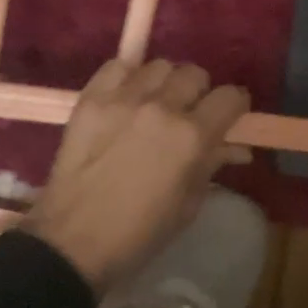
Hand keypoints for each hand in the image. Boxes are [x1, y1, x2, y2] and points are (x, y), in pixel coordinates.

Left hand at [21, 59, 251, 292]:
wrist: (73, 241)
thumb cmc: (139, 233)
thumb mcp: (187, 205)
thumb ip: (211, 165)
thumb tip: (234, 146)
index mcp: (191, 137)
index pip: (229, 97)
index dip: (234, 105)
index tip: (229, 114)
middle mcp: (161, 107)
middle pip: (194, 74)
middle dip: (198, 92)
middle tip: (188, 113)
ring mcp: (123, 98)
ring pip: (159, 67)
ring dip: (164, 83)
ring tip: (154, 104)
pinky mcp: (91, 97)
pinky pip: (118, 66)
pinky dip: (127, 77)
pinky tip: (125, 97)